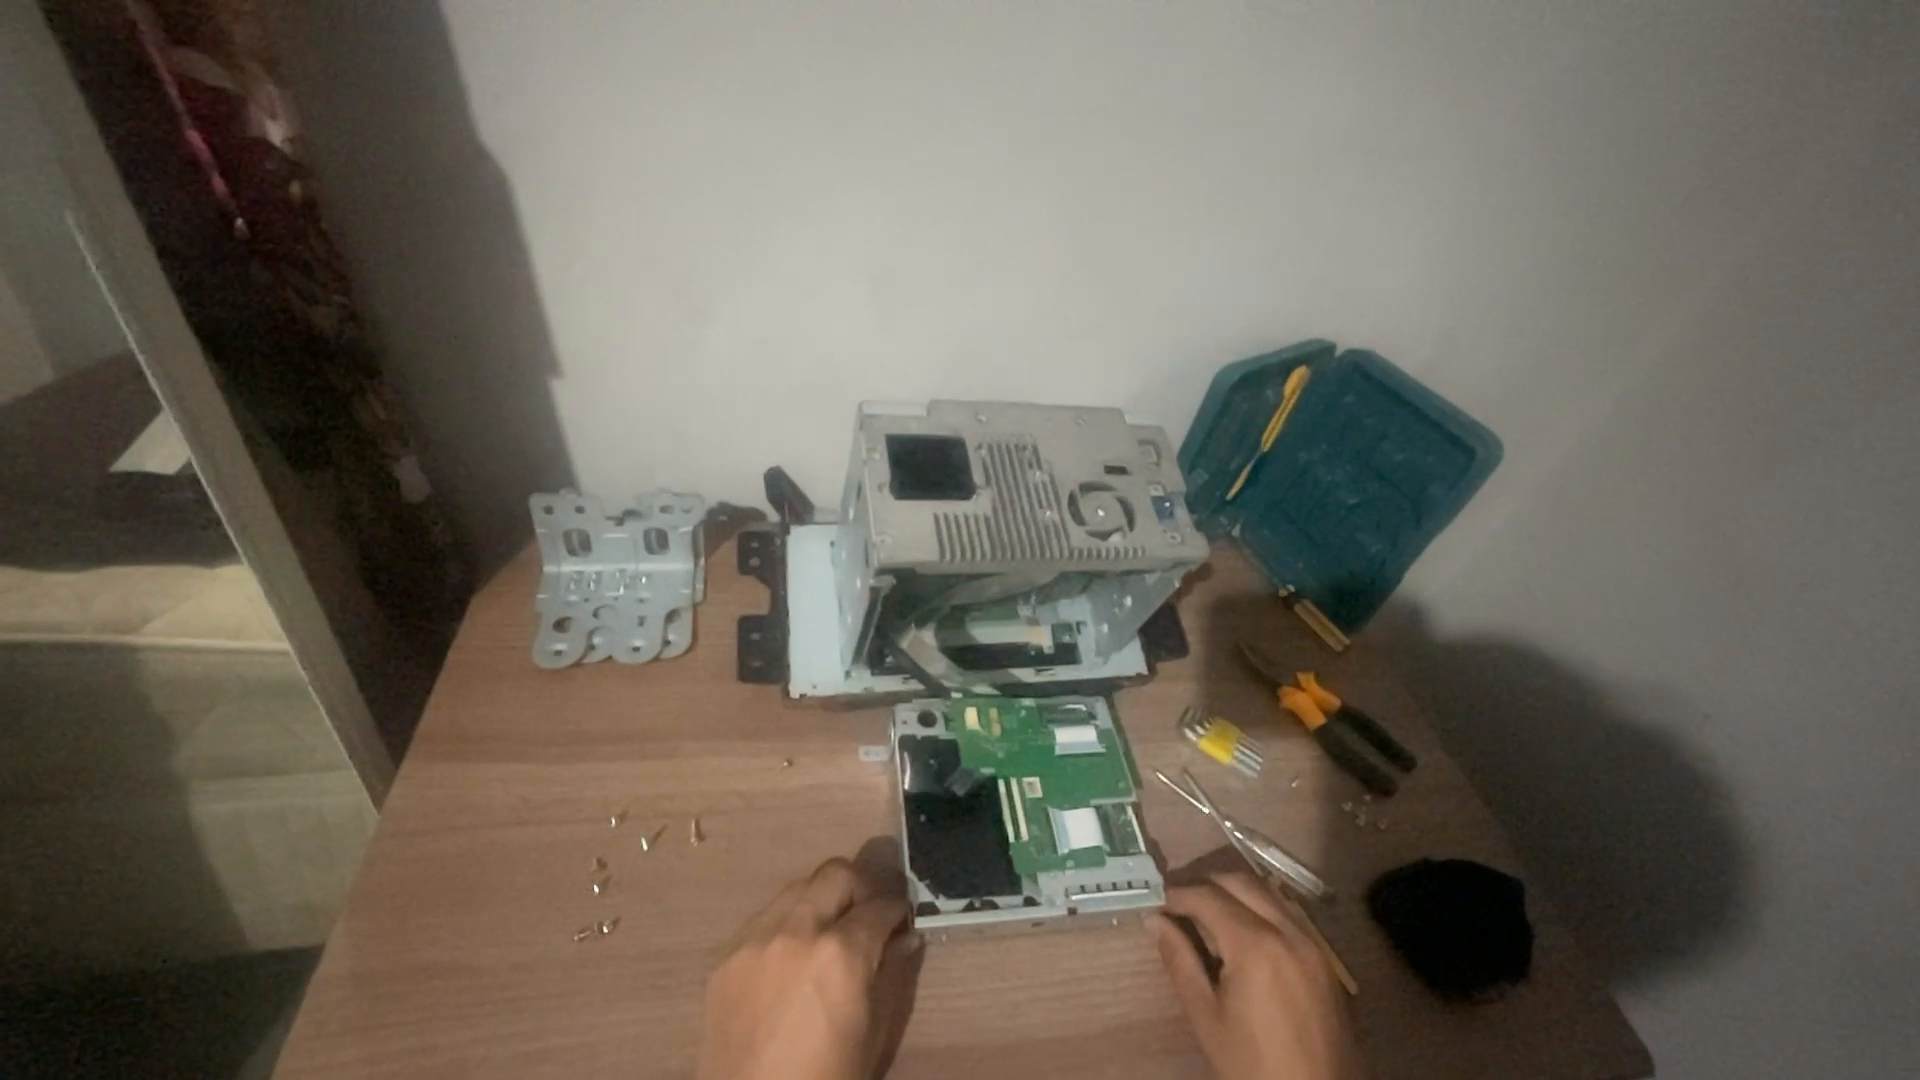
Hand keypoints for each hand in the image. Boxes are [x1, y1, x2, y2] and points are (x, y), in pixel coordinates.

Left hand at [697, 857, 917, 1079]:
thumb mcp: (873, 1036)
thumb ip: (891, 976)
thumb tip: (905, 938)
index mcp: (841, 954)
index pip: (880, 906)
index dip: (897, 910)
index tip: (901, 919)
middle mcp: (798, 930)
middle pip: (837, 874)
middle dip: (862, 888)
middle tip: (869, 915)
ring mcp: (756, 939)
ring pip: (799, 886)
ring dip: (823, 898)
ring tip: (831, 930)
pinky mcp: (727, 955)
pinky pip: (765, 917)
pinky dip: (788, 922)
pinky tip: (794, 954)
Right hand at [1149, 873, 1364, 1079]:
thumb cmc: (1253, 1067)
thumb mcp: (1206, 1017)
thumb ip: (1180, 960)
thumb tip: (1154, 920)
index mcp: (1255, 945)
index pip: (1207, 897)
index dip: (1176, 894)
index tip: (1154, 902)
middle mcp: (1287, 931)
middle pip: (1238, 881)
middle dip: (1204, 884)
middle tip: (1176, 904)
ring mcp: (1312, 943)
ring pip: (1266, 891)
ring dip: (1233, 891)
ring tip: (1206, 915)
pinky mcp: (1325, 959)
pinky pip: (1287, 913)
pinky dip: (1259, 907)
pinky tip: (1242, 934)